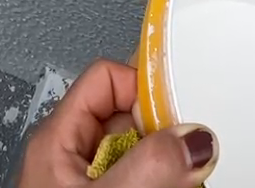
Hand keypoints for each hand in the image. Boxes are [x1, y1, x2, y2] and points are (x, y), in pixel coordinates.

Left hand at [16, 59, 218, 187]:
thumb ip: (147, 165)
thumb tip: (196, 138)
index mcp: (58, 138)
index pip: (109, 78)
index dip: (146, 85)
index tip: (181, 101)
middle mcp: (72, 157)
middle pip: (133, 115)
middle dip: (167, 128)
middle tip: (194, 148)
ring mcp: (90, 184)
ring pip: (143, 150)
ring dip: (171, 158)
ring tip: (192, 171)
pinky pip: (145, 177)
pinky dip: (168, 180)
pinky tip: (183, 184)